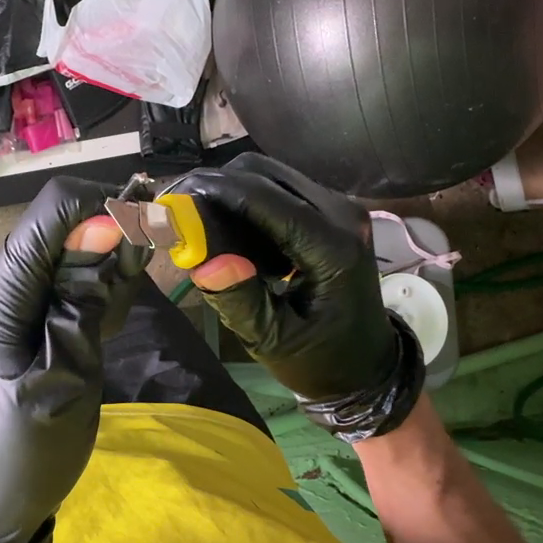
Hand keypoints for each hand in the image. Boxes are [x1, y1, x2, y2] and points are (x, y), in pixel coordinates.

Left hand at [0, 178, 148, 542]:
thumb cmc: (20, 455)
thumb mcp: (67, 380)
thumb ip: (85, 298)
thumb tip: (110, 223)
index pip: (56, 208)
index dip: (110, 208)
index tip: (153, 236)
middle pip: (60, 230)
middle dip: (109, 248)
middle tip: (127, 312)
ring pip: (60, 257)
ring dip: (99, 280)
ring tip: (105, 337)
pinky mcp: (2, 317)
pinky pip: (50, 286)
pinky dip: (83, 300)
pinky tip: (93, 337)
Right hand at [174, 153, 422, 442]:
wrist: (368, 368)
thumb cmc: (321, 360)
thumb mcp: (275, 341)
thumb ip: (240, 301)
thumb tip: (204, 265)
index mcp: (332, 250)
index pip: (267, 201)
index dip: (217, 192)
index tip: (173, 196)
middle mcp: (341, 216)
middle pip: (265, 174)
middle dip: (217, 185)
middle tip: (178, 209)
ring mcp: (339, 209)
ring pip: (271, 176)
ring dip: (230, 191)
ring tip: (196, 219)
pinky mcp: (331, 212)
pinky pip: (281, 190)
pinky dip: (248, 201)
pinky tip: (229, 230)